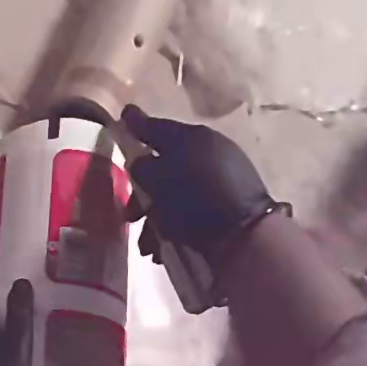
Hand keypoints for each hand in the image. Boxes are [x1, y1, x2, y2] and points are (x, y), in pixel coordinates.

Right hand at [120, 105, 277, 259]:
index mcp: (191, 137)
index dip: (136, 124)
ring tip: (148, 246)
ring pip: (175, 195)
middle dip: (142, 195)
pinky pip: (191, 212)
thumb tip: (139, 162)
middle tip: (130, 216)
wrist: (243, 234)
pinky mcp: (228, 205)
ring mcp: (219, 179)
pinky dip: (175, 228)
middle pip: (163, 167)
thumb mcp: (157, 179)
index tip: (123, 116)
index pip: (156, 127)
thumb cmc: (193, 199)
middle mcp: (206, 153)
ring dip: (155, 220)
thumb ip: (141, 166)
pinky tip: (165, 249)